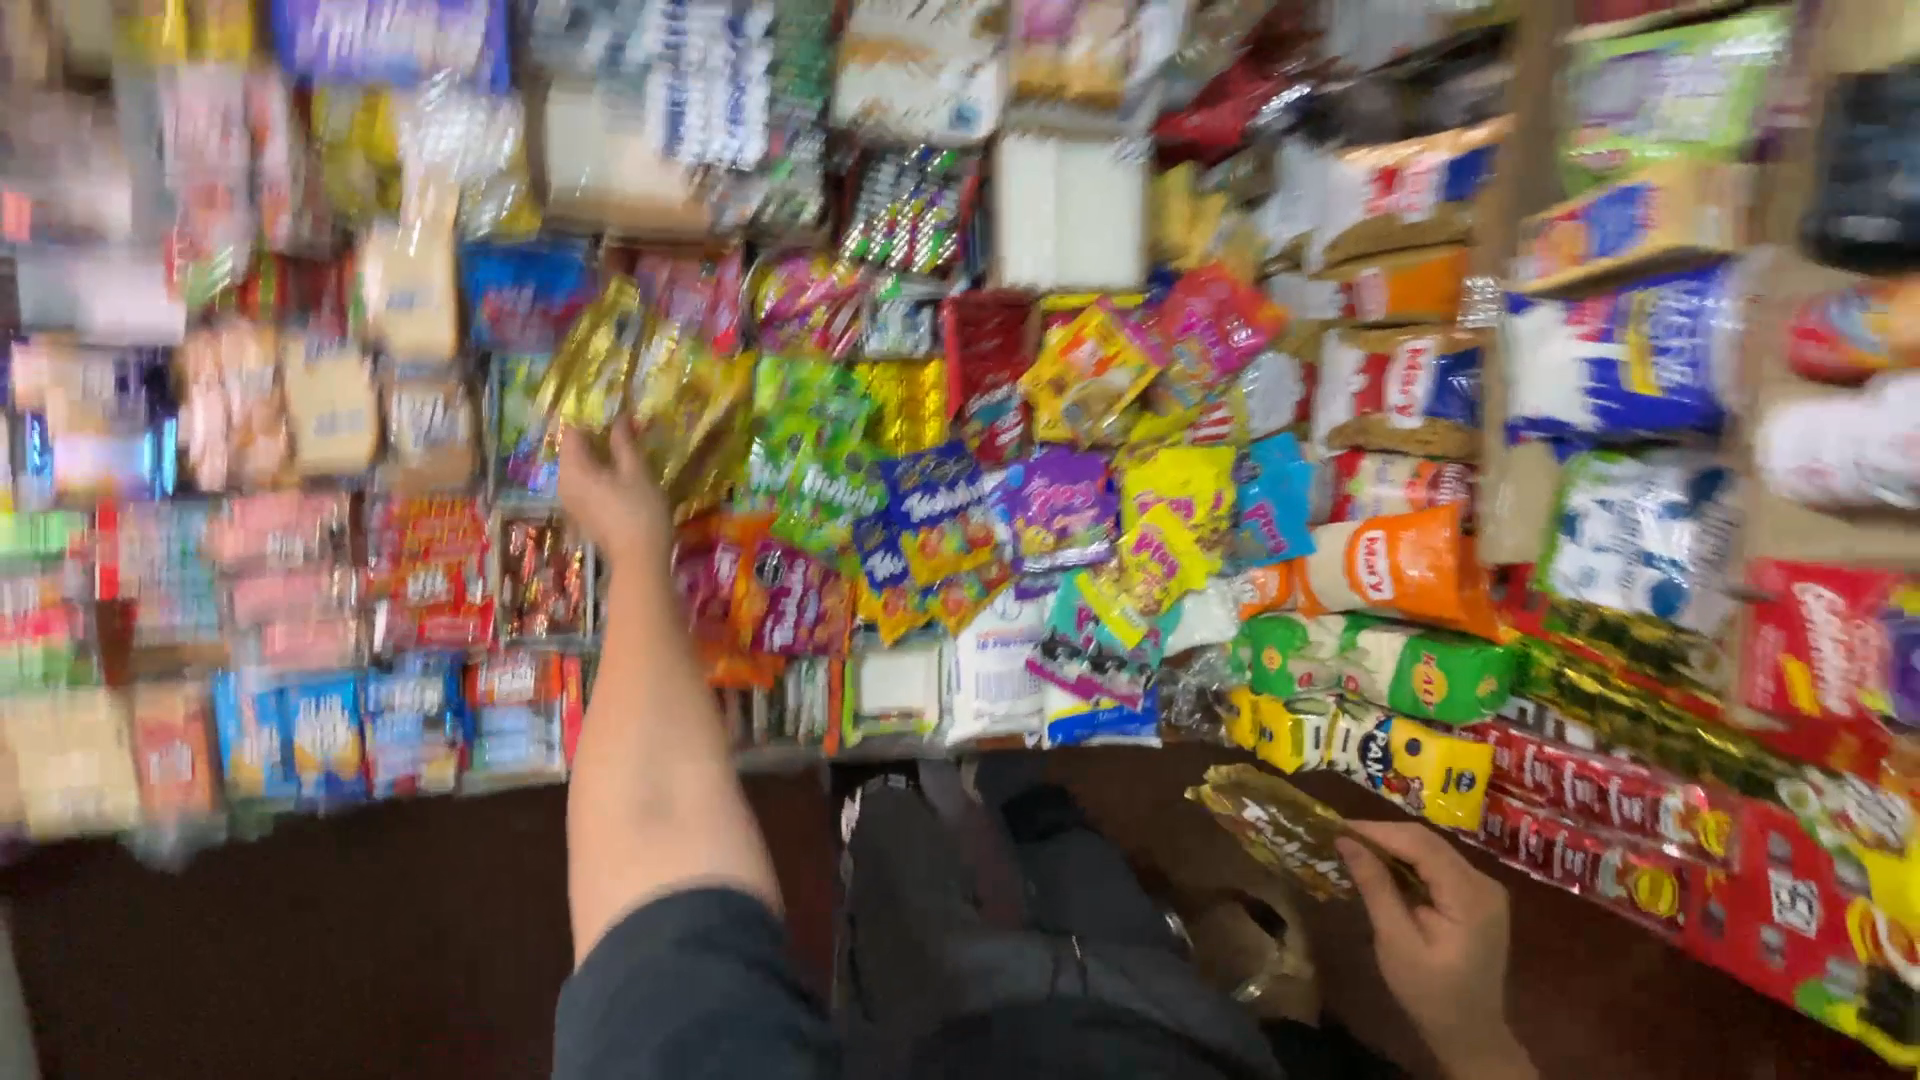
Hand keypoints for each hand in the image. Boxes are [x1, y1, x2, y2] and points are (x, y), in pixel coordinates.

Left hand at [557, 423, 672, 572]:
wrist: (640, 560)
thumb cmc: (640, 512)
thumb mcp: (637, 472)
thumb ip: (624, 442)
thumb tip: (620, 417)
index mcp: (573, 469)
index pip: (572, 432)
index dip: (594, 421)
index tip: (618, 419)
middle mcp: (564, 483)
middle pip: (574, 450)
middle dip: (597, 439)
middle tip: (627, 436)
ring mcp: (571, 501)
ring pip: (581, 468)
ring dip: (601, 458)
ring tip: (628, 456)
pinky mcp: (582, 514)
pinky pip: (585, 485)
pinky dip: (600, 476)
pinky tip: (623, 480)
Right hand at [1338, 821, 1534, 1079]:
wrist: (1470, 1032)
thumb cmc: (1430, 993)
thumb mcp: (1396, 941)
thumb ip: (1375, 886)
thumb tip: (1345, 840)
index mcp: (1471, 897)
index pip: (1420, 844)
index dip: (1376, 831)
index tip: (1335, 828)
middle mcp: (1484, 883)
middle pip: (1427, 841)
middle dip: (1381, 834)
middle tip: (1339, 836)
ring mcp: (1483, 888)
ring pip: (1430, 847)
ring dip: (1390, 843)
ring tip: (1353, 847)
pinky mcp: (1475, 895)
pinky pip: (1436, 862)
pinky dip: (1405, 858)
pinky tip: (1379, 864)